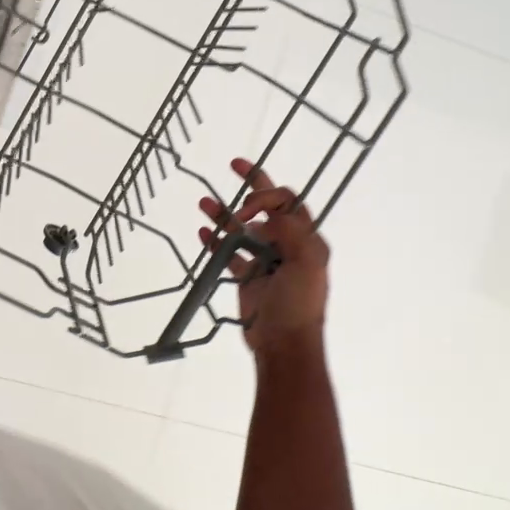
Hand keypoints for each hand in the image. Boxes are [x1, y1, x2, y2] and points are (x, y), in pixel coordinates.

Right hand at [199, 159, 329, 359]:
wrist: (283, 345)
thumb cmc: (298, 304)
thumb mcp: (305, 265)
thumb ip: (292, 233)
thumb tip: (272, 214)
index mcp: (306, 241)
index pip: (287, 203)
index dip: (267, 197)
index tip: (248, 206)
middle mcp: (286, 246)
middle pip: (269, 207)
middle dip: (254, 184)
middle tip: (235, 163)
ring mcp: (264, 261)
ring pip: (242, 229)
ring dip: (225, 214)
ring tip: (204, 202)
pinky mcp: (246, 276)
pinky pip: (229, 252)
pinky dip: (216, 241)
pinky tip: (203, 233)